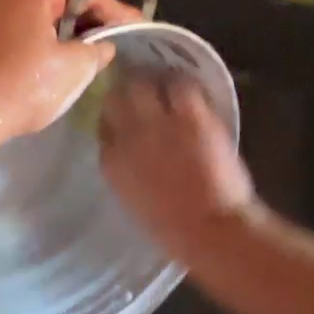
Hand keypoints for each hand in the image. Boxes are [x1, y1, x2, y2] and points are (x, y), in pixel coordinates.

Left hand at [0, 0, 135, 146]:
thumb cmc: (20, 87)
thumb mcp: (72, 70)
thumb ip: (94, 50)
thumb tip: (100, 43)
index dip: (110, 10)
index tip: (132, 27)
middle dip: (73, 17)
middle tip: (97, 42)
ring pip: (14, 10)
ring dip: (34, 22)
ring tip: (56, 43)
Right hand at [97, 72, 256, 251]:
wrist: (210, 230)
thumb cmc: (172, 228)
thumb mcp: (132, 198)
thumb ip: (125, 170)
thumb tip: (129, 152)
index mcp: (111, 161)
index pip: (103, 126)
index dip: (114, 119)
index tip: (123, 119)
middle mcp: (128, 135)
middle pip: (116, 97)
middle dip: (125, 93)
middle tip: (139, 92)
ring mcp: (159, 123)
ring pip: (143, 83)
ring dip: (151, 83)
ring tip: (163, 87)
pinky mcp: (190, 116)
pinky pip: (180, 85)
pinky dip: (181, 84)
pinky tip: (187, 90)